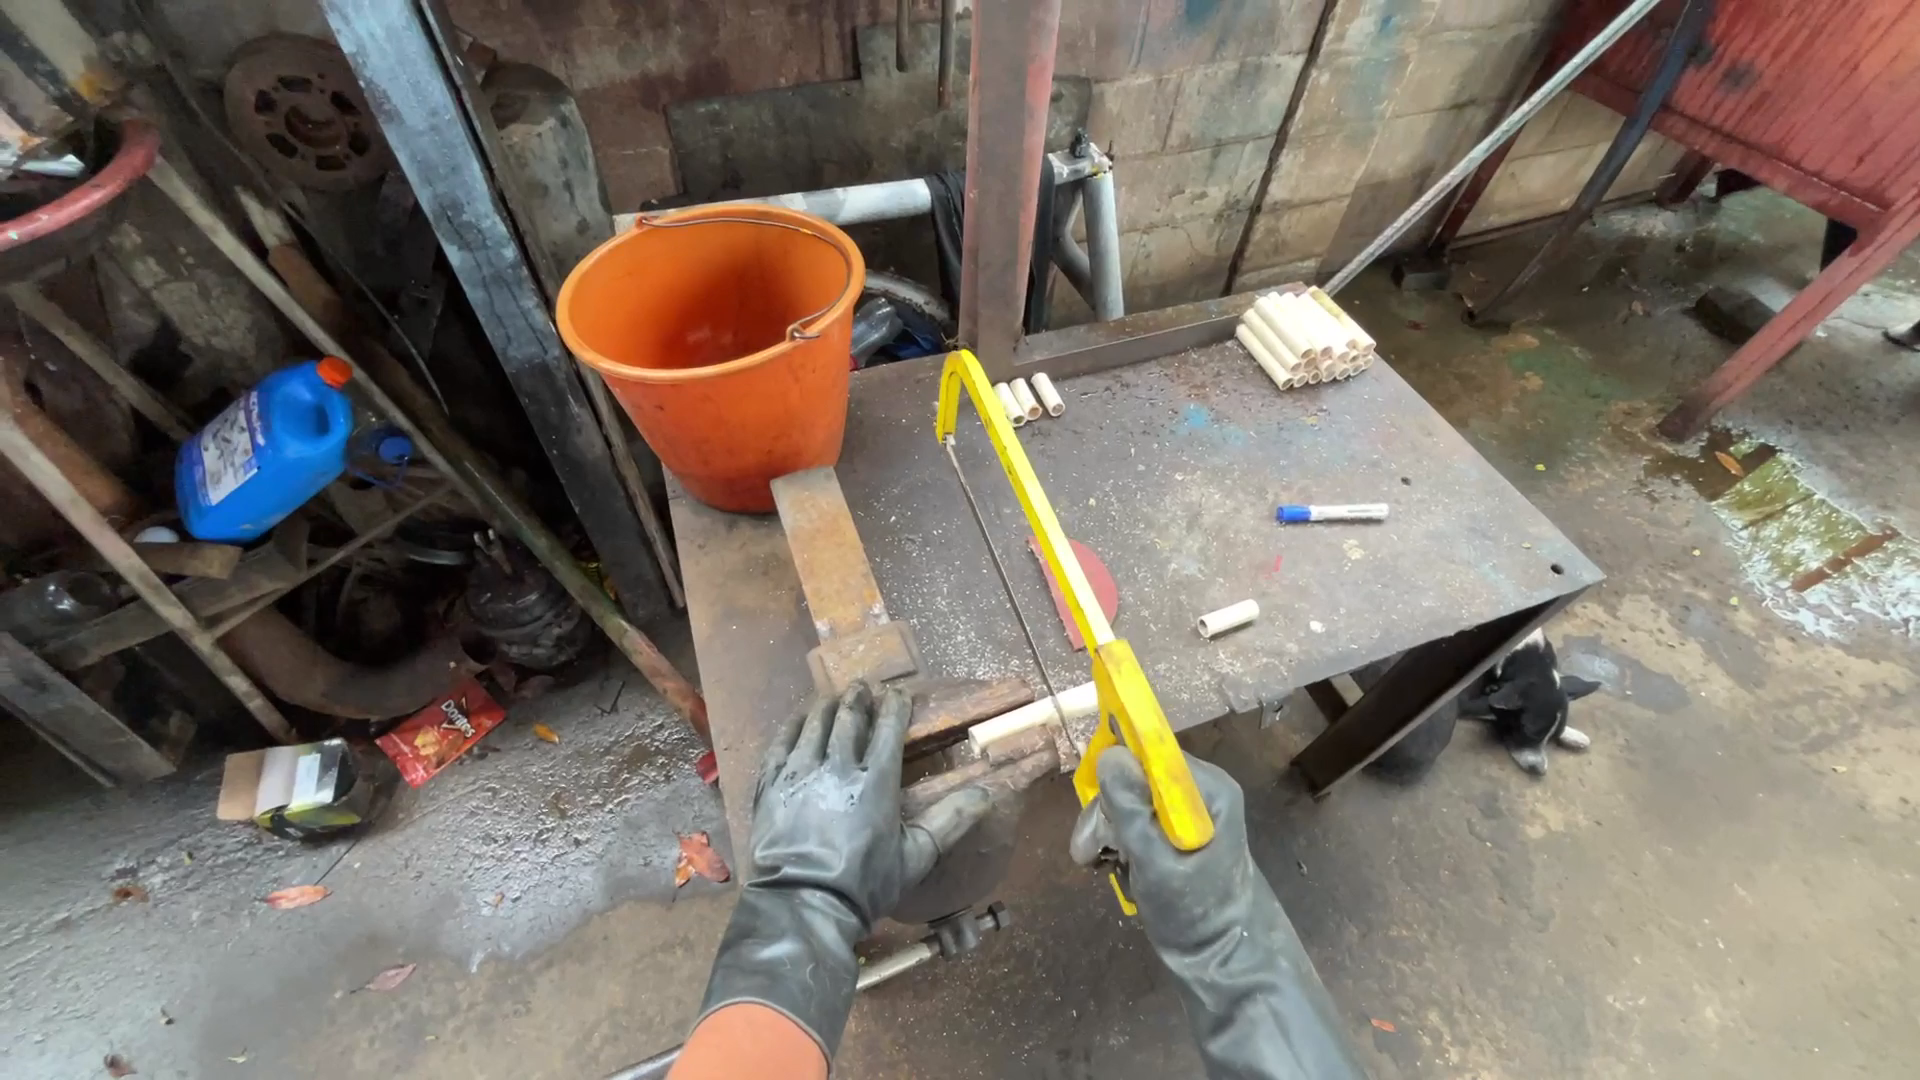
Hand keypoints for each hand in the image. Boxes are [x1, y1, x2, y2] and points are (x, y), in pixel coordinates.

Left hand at [695, 681, 991, 1056]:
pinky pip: (781, 743)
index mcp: (876, 779)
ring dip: (828, 705)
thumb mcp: (916, 856)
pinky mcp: (771, 785)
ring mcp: (800, 772)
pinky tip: (799, 720)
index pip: (889, 726)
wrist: (802, 907)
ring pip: (814, 723)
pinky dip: (792, 725)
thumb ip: (951, 819)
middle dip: (860, 697)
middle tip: (864, 686)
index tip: (899, 694)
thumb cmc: (865, 884)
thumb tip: (988, 792)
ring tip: (834, 698)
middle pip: (850, 717)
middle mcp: (837, 765)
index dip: (896, 705)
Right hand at [1073, 748, 1367, 1079]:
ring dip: (1104, 829)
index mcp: (1208, 789)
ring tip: (1095, 862)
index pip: (1152, 753)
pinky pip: (1132, 817)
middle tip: (1088, 852)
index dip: (1118, 771)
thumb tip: (1109, 754)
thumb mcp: (1156, 862)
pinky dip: (1115, 839)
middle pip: (1135, 776)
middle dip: (1106, 812)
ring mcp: (1184, 809)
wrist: (1222, 966)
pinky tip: (1110, 862)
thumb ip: (1131, 808)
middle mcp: (1198, 790)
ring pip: (1127, 798)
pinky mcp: (1171, 828)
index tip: (1096, 806)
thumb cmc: (1195, 915)